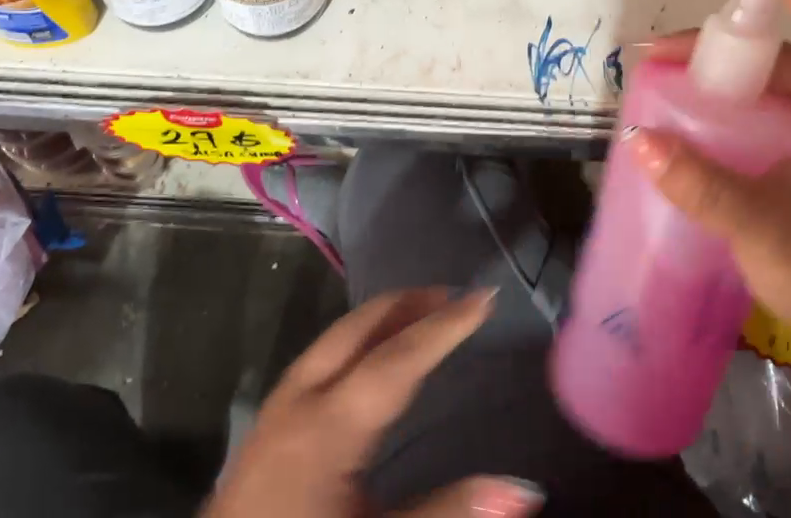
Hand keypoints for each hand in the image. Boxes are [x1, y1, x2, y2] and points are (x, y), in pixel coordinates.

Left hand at [204, 288, 542, 517]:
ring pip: (333, 338)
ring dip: (380, 318)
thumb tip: (521, 490)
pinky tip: (371, 355)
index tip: (483, 297)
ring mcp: (277, 407)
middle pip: (356, 330)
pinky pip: (319, 356)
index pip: (396, 359)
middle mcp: (299, 401)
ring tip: (422, 313)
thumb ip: (447, 511)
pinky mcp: (268, 422)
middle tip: (454, 294)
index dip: (443, 327)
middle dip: (407, 303)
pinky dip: (356, 339)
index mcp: (328, 428)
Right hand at [626, 0, 790, 352]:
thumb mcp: (761, 229)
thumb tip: (638, 139)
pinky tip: (689, 118)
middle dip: (725, 39)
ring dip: (720, 73)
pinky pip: (764, 112)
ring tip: (660, 79)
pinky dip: (725, 104)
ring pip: (773, 83)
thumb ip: (700, 185)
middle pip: (790, 53)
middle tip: (658, 50)